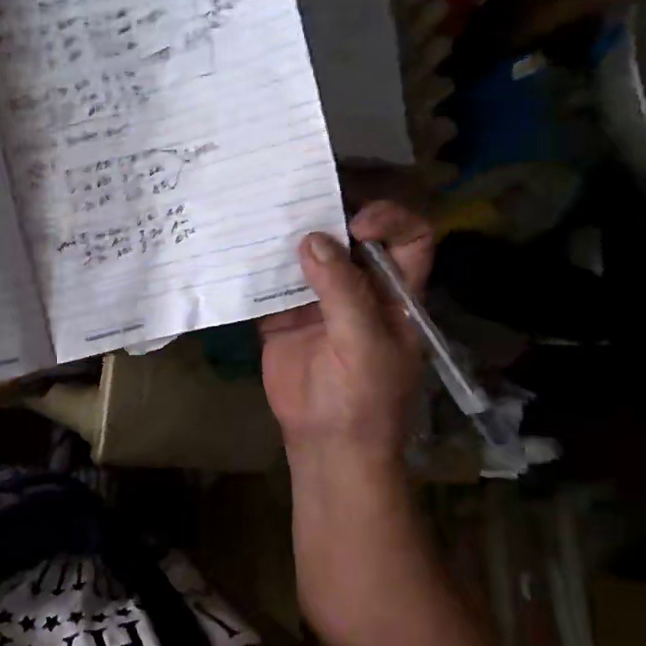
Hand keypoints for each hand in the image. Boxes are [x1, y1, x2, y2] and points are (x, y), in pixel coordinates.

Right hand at [259, 201, 433, 464]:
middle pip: (349, 235)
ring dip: (286, 235)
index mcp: (394, 292)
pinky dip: (254, 266)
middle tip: (294, 201)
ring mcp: (317, 299)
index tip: (353, 223)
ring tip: (260, 215)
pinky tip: (237, 252)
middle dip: (327, 213)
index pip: (408, 238)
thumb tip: (311, 239)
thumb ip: (342, 290)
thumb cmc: (365, 399)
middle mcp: (358, 286)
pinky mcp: (282, 315)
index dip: (389, 220)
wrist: (327, 444)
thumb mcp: (366, 343)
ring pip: (306, 252)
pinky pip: (269, 281)